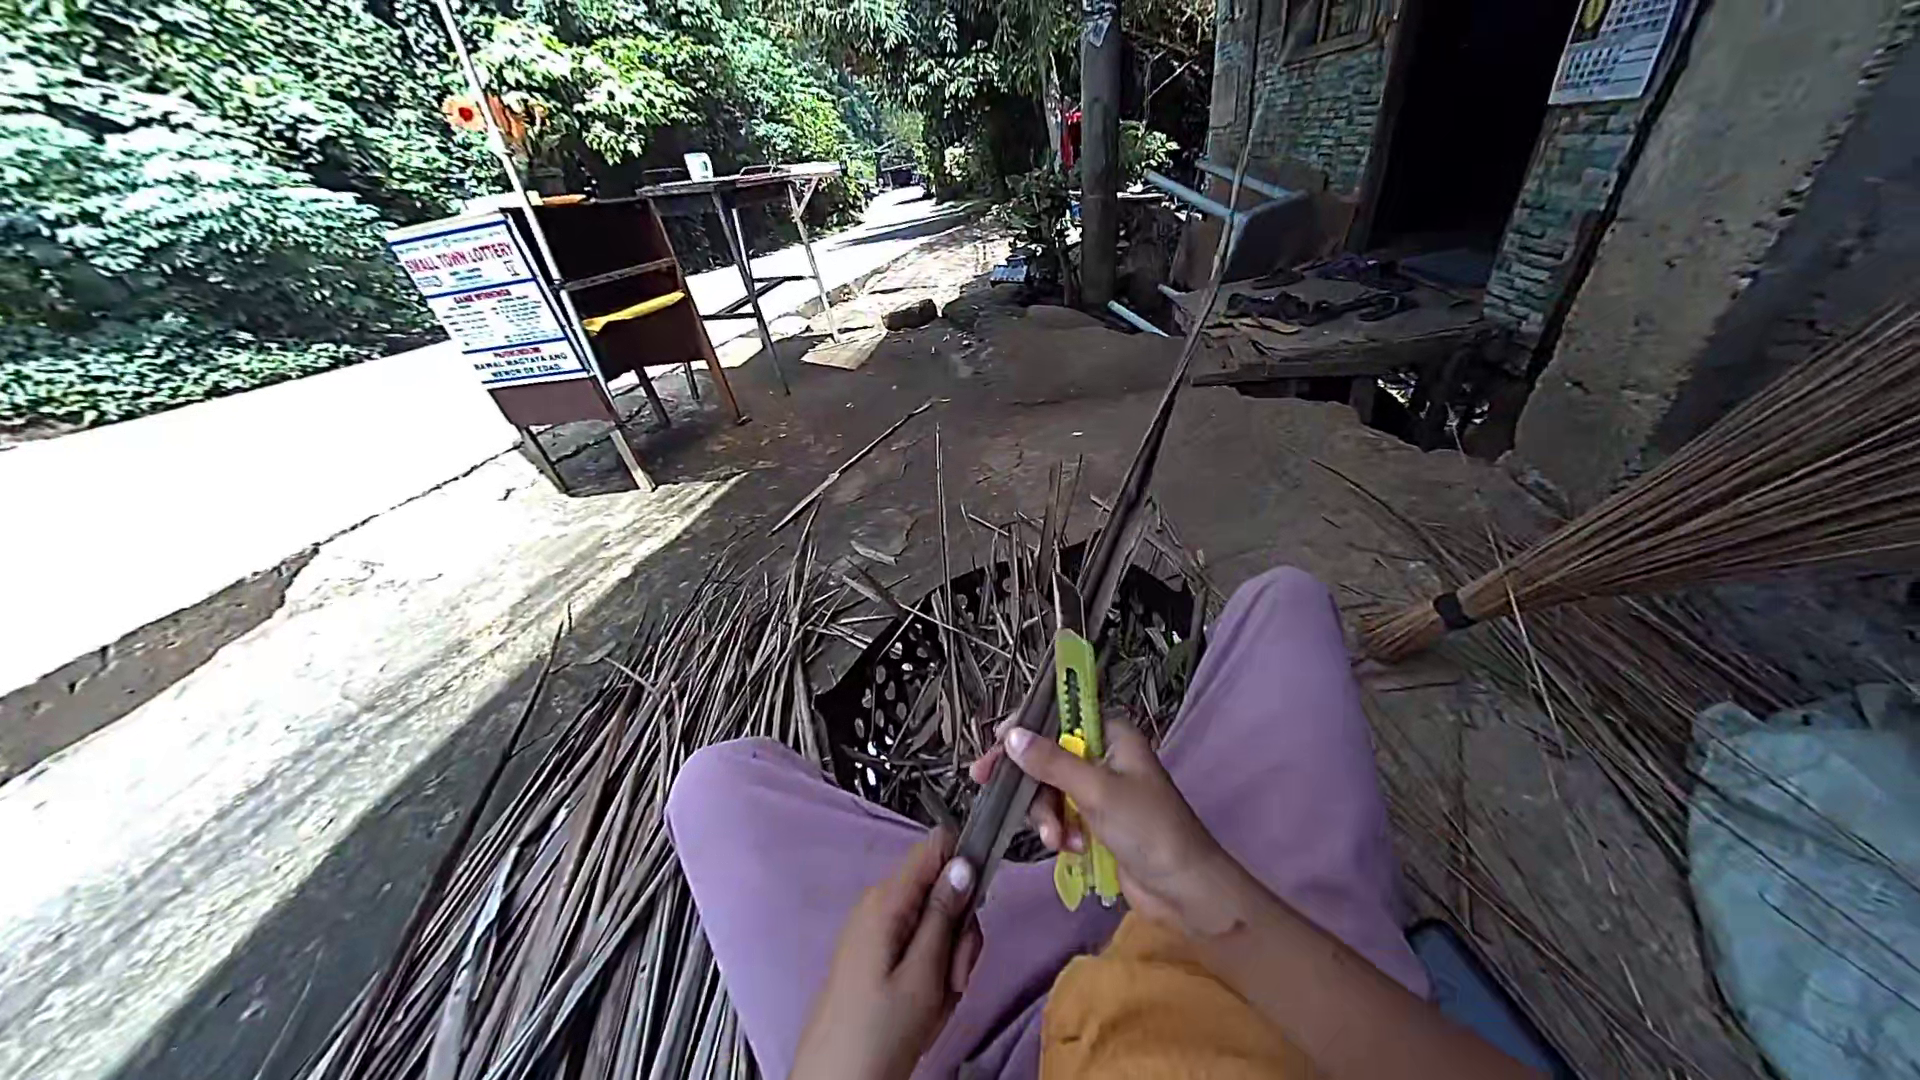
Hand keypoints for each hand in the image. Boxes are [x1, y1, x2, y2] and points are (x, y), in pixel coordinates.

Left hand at [791, 827, 982, 1079]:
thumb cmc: (880, 1033)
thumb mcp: (923, 975)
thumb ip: (945, 915)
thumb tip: (963, 860)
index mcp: (888, 899)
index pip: (936, 846)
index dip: (964, 868)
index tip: (974, 910)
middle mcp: (881, 903)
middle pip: (941, 890)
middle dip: (958, 933)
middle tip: (954, 979)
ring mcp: (877, 928)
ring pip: (935, 922)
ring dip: (947, 960)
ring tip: (936, 1002)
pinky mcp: (877, 953)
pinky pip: (919, 947)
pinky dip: (931, 974)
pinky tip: (925, 1008)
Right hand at [969, 715, 1246, 935]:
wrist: (1185, 891)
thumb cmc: (1148, 829)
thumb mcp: (1096, 791)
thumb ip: (1051, 761)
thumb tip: (1009, 734)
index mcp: (1111, 733)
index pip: (1058, 716)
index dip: (1024, 727)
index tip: (995, 745)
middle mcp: (1103, 753)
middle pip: (1047, 754)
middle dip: (1029, 781)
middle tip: (985, 784)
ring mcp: (1098, 788)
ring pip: (1049, 788)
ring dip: (1046, 814)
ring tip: (1057, 839)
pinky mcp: (1094, 818)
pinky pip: (1059, 813)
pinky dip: (1059, 829)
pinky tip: (1071, 847)